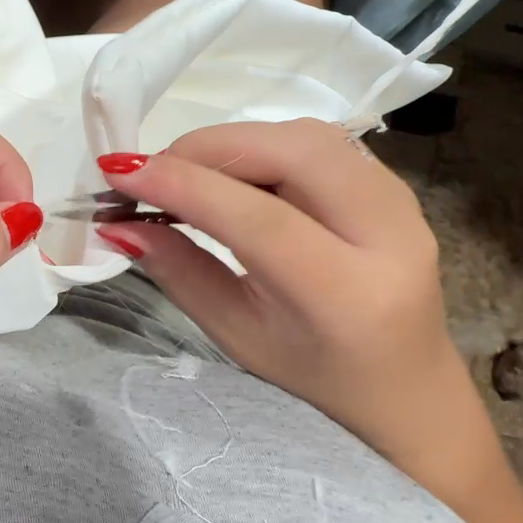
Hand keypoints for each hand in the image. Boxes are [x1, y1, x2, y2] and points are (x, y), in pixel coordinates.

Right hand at [92, 120, 476, 463]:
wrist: (404, 386)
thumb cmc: (310, 374)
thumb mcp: (234, 333)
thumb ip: (178, 271)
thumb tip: (118, 225)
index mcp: (344, 295)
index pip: (258, 218)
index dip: (182, 186)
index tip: (119, 174)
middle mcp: (388, 237)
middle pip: (294, 152)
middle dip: (208, 148)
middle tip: (152, 172)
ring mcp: (401, 203)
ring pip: (307, 136)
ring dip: (233, 142)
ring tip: (185, 174)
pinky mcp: (394, 186)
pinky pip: (319, 142)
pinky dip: (259, 145)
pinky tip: (228, 174)